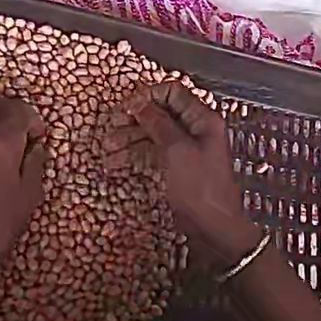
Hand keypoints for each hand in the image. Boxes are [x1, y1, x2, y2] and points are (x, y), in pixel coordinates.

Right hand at [102, 82, 260, 266]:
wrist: (213, 227)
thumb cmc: (200, 187)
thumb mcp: (177, 151)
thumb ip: (158, 123)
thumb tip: (139, 103)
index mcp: (202, 119)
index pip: (173, 92)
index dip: (148, 96)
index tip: (126, 108)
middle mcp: (194, 130)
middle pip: (160, 113)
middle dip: (133, 120)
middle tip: (110, 129)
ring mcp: (184, 150)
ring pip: (153, 135)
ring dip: (129, 139)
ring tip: (107, 149)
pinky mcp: (176, 168)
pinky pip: (152, 154)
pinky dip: (134, 156)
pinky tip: (115, 163)